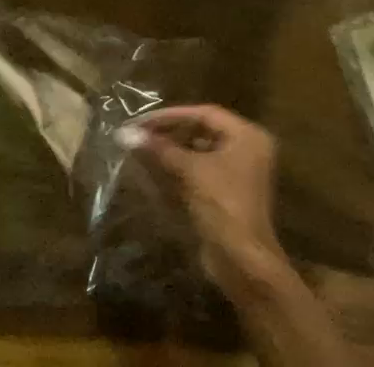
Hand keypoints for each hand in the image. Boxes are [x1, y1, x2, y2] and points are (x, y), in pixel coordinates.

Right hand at [129, 104, 284, 290]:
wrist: (242, 259)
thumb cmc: (223, 205)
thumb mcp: (192, 171)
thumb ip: (161, 149)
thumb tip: (125, 133)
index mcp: (247, 136)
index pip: (206, 114)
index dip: (172, 115)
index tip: (142, 120)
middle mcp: (246, 149)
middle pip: (203, 131)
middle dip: (170, 132)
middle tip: (139, 133)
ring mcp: (238, 173)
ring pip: (200, 152)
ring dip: (172, 150)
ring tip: (141, 148)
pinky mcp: (226, 194)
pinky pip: (200, 172)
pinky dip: (179, 169)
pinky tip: (154, 169)